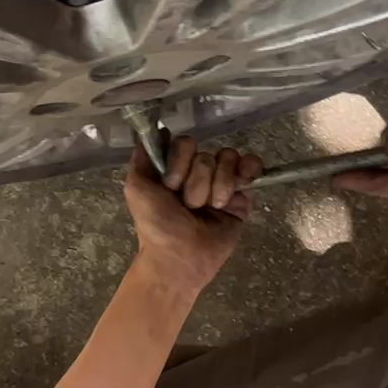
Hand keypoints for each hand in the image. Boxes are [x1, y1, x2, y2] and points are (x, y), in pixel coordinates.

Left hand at [124, 136, 261, 292]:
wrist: (179, 257)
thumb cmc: (156, 225)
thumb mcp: (137, 187)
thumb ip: (143, 158)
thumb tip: (160, 130)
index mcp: (175, 169)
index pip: (186, 144)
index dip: (179, 164)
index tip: (171, 186)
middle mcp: (198, 173)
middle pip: (207, 155)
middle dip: (197, 183)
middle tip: (189, 206)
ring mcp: (222, 183)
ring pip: (228, 160)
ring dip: (217, 187)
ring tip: (210, 209)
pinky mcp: (242, 197)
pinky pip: (251, 168)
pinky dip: (249, 169)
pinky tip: (244, 178)